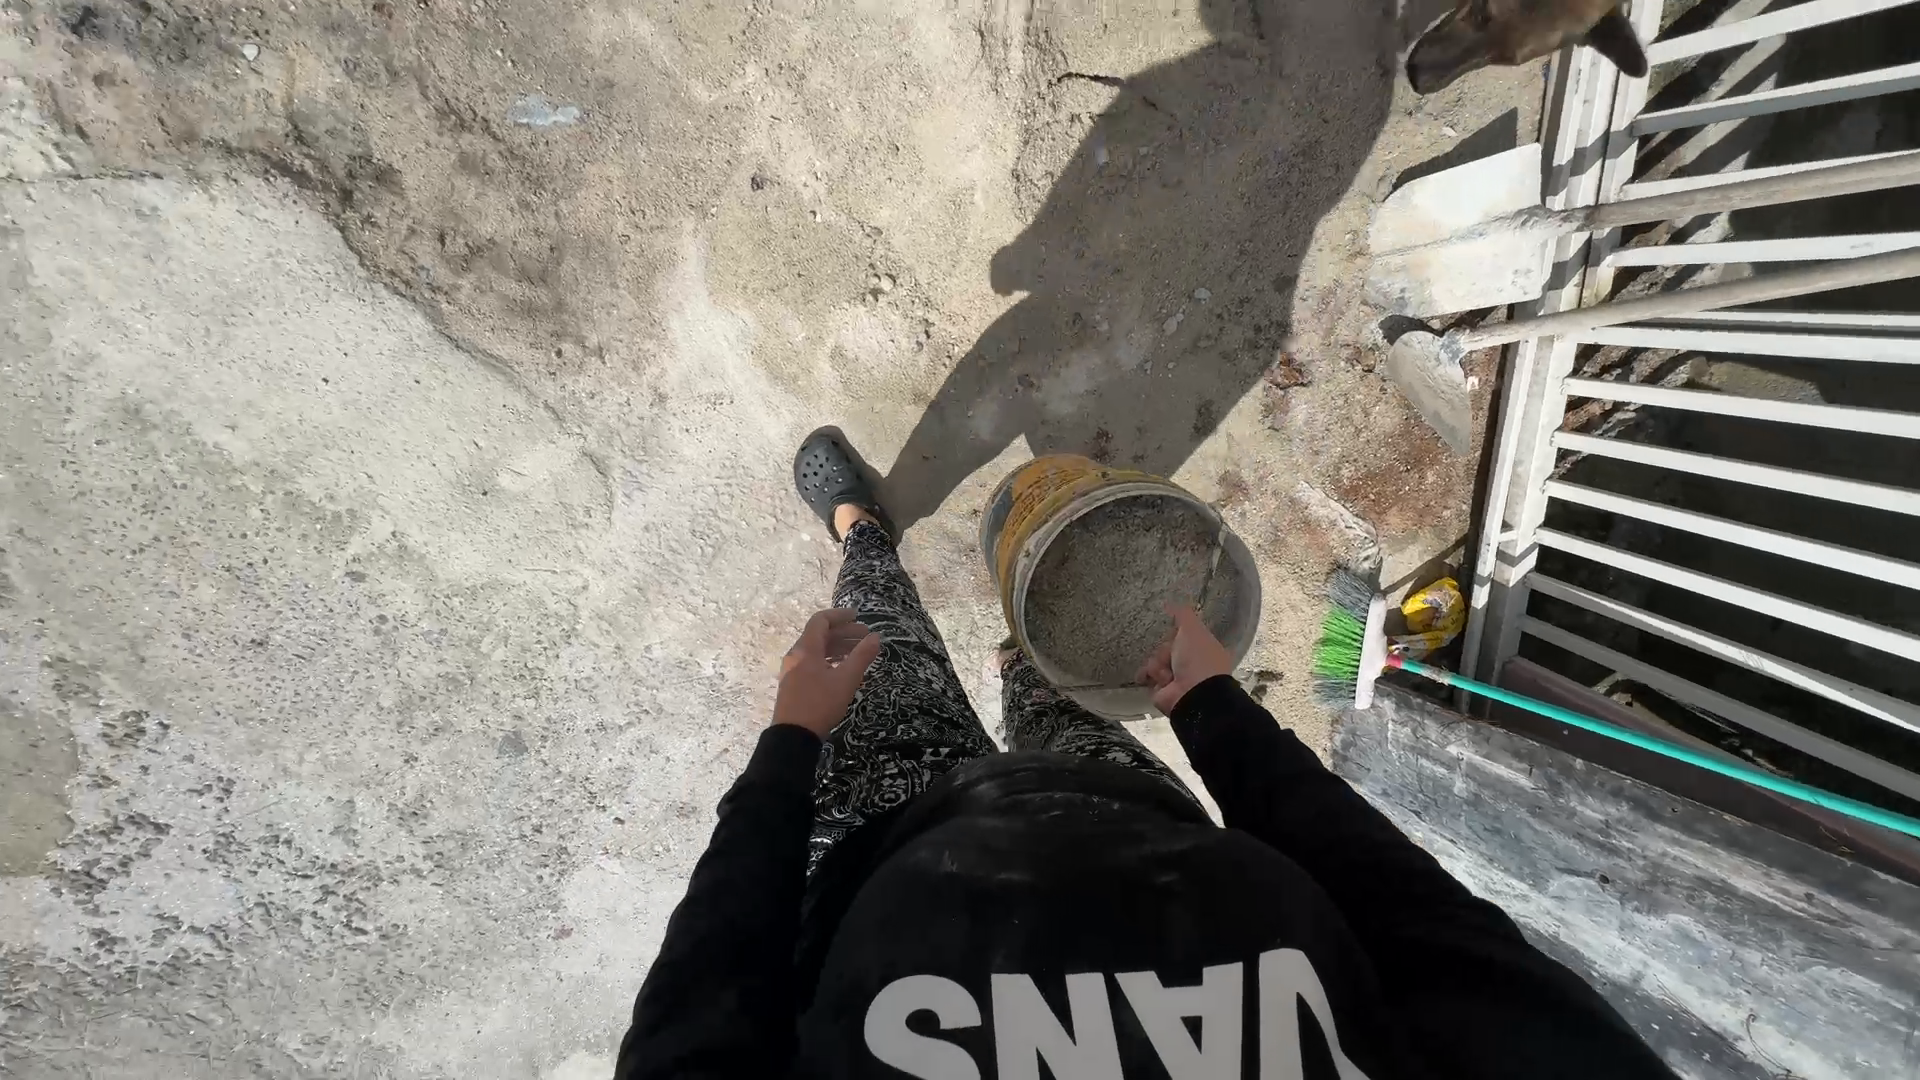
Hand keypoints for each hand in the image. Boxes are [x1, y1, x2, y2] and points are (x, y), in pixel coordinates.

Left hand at [774, 608, 882, 737]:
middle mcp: (796, 655)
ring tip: (858, 653)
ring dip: (838, 647)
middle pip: (820, 635)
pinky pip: (812, 662)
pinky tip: (843, 670)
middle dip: (844, 633)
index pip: (820, 620)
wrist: (793, 737)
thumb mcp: (846, 679)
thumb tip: (876, 637)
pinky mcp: (794, 684)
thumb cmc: (820, 703)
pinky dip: (829, 660)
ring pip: (817, 650)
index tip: (858, 616)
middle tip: (866, 637)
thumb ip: (862, 656)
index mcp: (806, 649)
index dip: (840, 615)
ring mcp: (793, 670)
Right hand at [1136, 604, 1234, 713]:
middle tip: (1169, 656)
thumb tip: (1169, 603)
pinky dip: (1148, 676)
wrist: (1193, 694)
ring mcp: (1178, 680)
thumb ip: (1182, 615)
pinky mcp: (1163, 692)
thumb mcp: (1193, 629)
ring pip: (1156, 662)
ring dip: (1157, 665)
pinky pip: (1149, 677)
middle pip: (1167, 648)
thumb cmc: (1198, 660)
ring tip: (1165, 674)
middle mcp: (1193, 666)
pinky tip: (1151, 678)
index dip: (1175, 634)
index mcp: (1204, 650)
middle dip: (1164, 651)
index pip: (1183, 636)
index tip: (1172, 634)